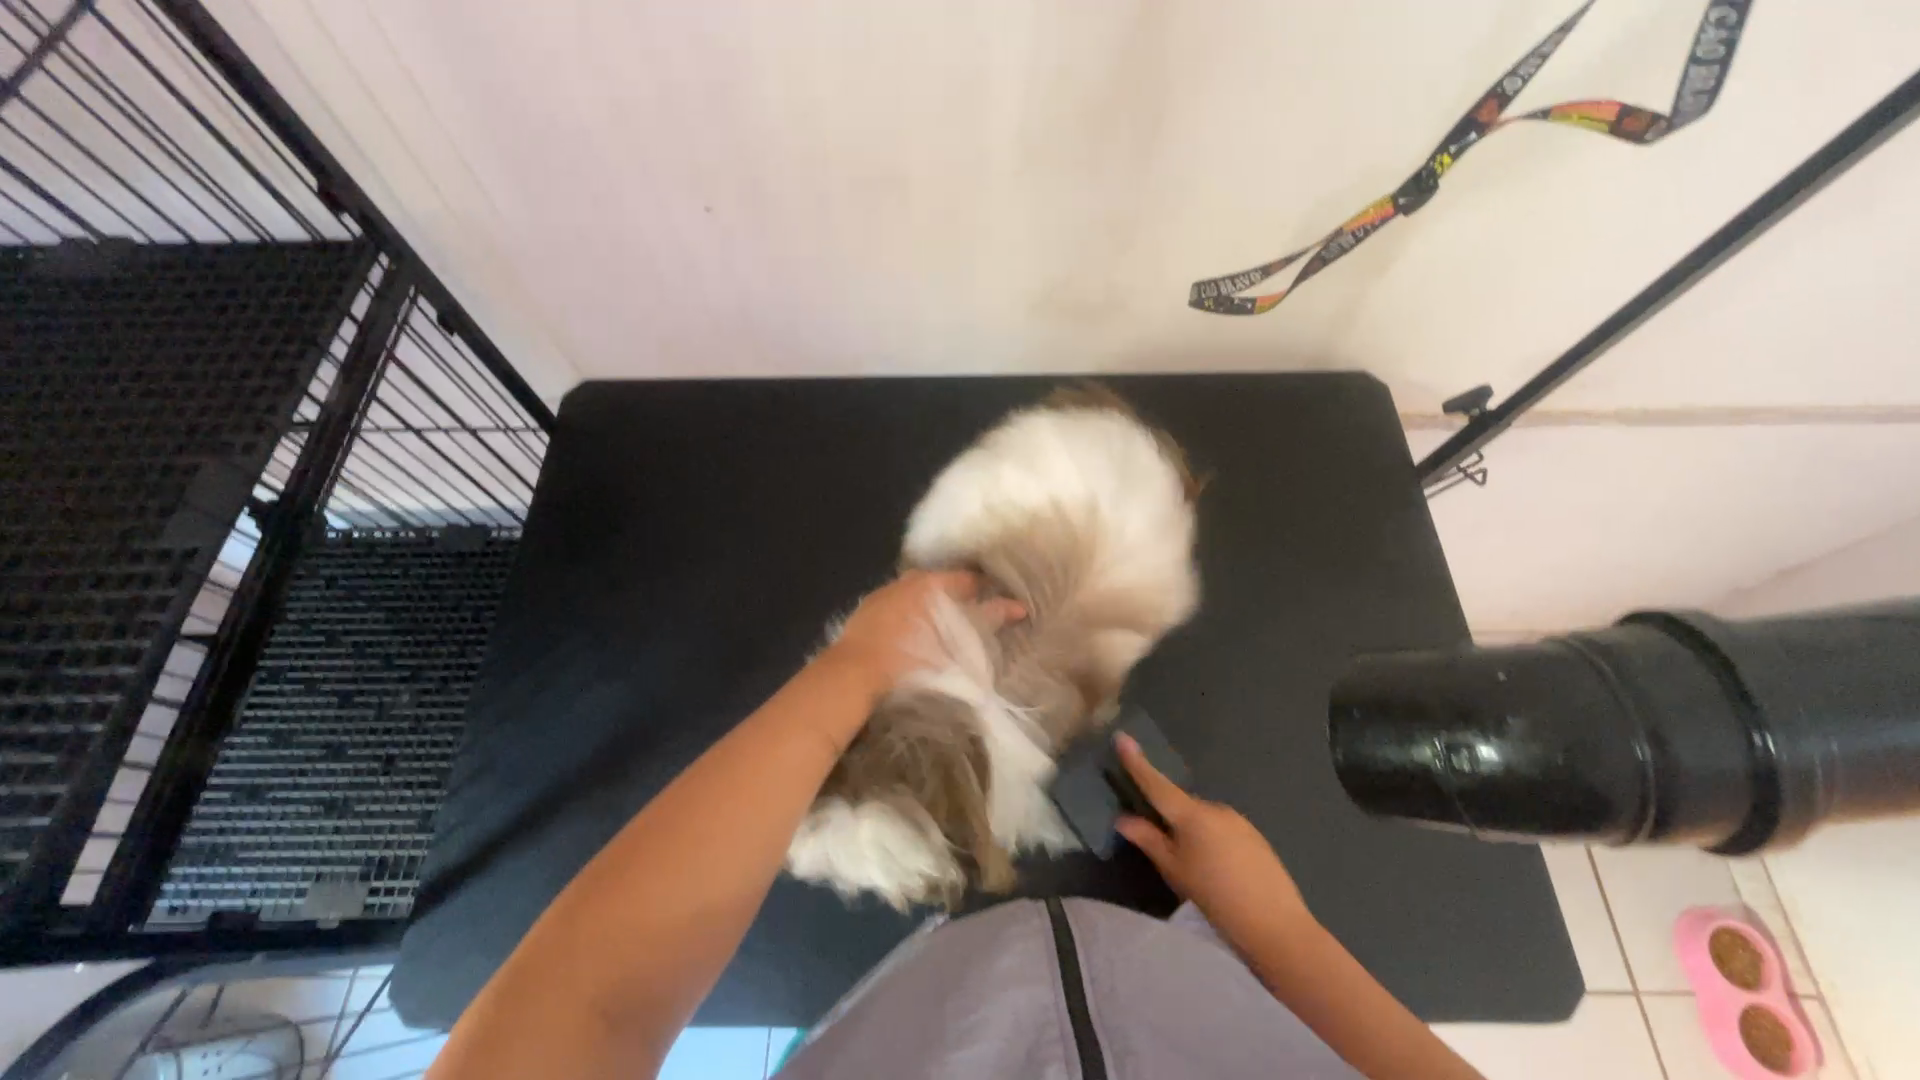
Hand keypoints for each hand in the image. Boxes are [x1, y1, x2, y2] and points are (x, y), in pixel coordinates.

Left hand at [823, 569, 1024, 694]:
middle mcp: (909, 579)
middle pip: (943, 584)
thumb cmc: (914, 657)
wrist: (855, 672)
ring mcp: (885, 592)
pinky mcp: (867, 610)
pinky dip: (910, 615)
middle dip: (959, 598)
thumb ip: (989, 619)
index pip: (971, 579)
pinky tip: (912, 633)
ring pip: (918, 594)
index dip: (988, 591)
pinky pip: (898, 606)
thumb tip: (1019, 606)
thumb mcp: (958, 642)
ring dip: (932, 607)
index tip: (1001, 606)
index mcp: (933, 582)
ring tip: (944, 628)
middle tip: (973, 619)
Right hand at [1114, 733, 1315, 949]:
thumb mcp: (1175, 871)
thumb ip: (1148, 840)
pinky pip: (1222, 829)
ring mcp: (1239, 821)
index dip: (1137, 763)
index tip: (1123, 738)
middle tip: (1159, 845)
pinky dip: (1211, 840)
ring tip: (1193, 868)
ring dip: (1192, 832)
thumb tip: (1123, 819)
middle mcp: (1216, 808)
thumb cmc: (1216, 898)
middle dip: (1167, 816)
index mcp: (1192, 814)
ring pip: (1203, 819)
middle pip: (1181, 804)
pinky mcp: (1255, 836)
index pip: (1157, 784)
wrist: (1276, 926)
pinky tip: (1218, 870)